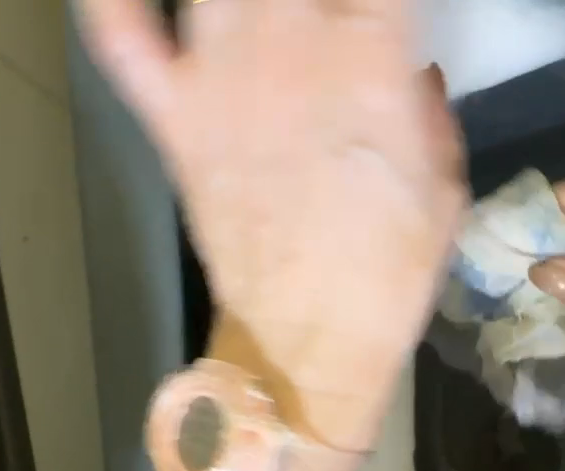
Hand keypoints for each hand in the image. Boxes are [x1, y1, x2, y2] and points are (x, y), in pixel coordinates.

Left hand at [80, 0, 465, 449]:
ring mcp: (219, 78)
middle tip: (324, 19)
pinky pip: (120, 31)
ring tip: (264, 17)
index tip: (383, 13)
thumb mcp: (445, 194)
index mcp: (369, 59)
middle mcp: (288, 44)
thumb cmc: (391, 277)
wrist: (311, 343)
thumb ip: (431, 116)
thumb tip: (413, 76)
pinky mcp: (173, 119)